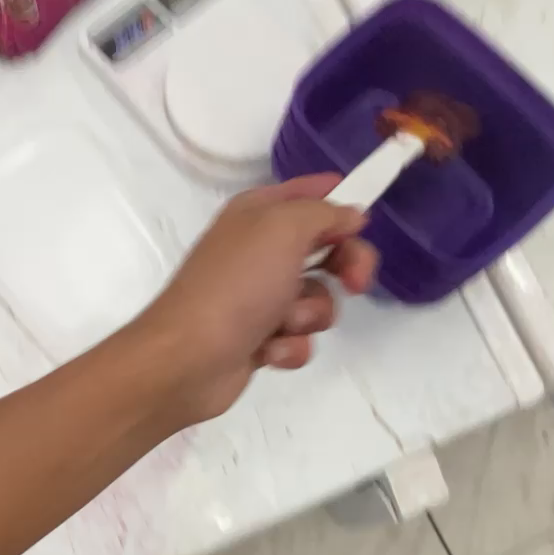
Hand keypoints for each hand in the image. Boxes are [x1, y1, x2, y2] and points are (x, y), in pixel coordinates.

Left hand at [128, 174, 378, 425]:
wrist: (188, 359)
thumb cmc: (236, 285)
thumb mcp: (283, 228)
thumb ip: (323, 212)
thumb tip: (350, 215)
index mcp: (256, 215)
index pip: (308, 195)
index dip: (339, 202)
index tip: (365, 219)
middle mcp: (258, 253)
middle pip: (326, 250)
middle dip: (346, 267)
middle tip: (355, 282)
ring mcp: (258, 300)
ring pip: (317, 300)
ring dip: (307, 314)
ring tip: (281, 323)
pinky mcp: (259, 341)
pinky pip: (298, 339)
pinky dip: (289, 346)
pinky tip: (266, 351)